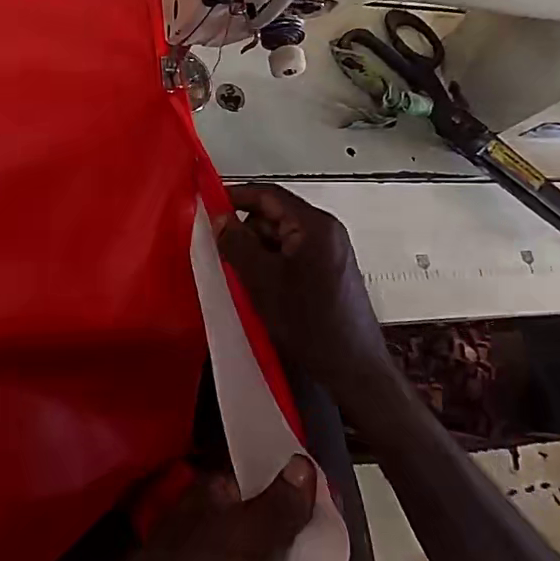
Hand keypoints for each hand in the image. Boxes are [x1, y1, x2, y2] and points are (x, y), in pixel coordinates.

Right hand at [216, 183, 392, 404]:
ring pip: (280, 238)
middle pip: (273, 215)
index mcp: (314, 225)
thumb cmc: (309, 323)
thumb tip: (219, 219)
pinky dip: (271, 266)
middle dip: (245, 231)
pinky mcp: (328, 269)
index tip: (207, 207)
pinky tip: (259, 289)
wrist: (351, 366)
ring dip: (256, 252)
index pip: (268, 195)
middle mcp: (326, 231)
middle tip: (221, 254)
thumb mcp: (262, 282)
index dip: (235, 197)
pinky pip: (291, 255)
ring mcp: (330, 250)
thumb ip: (237, 244)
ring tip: (242, 279)